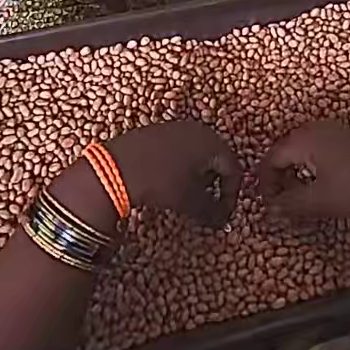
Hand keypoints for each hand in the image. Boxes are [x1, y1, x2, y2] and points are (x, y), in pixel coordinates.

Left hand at [107, 119, 241, 227]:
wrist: (116, 167)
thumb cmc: (161, 181)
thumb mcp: (190, 201)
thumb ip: (211, 211)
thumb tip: (220, 220)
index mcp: (211, 141)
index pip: (233, 169)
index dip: (231, 195)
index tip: (221, 214)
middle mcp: (195, 129)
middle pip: (215, 159)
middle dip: (214, 185)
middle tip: (206, 205)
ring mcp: (173, 128)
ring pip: (195, 155)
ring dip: (196, 177)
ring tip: (185, 196)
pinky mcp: (154, 132)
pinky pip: (176, 151)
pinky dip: (178, 168)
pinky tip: (166, 183)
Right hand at [257, 121, 349, 220]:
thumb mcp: (320, 199)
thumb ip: (290, 203)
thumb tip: (271, 208)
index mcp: (301, 141)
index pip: (270, 159)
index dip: (265, 183)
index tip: (268, 203)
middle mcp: (312, 130)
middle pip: (283, 152)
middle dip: (278, 177)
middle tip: (281, 200)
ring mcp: (329, 131)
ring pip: (299, 150)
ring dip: (293, 171)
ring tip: (299, 194)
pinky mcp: (342, 137)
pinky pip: (314, 148)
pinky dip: (308, 165)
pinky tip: (318, 182)